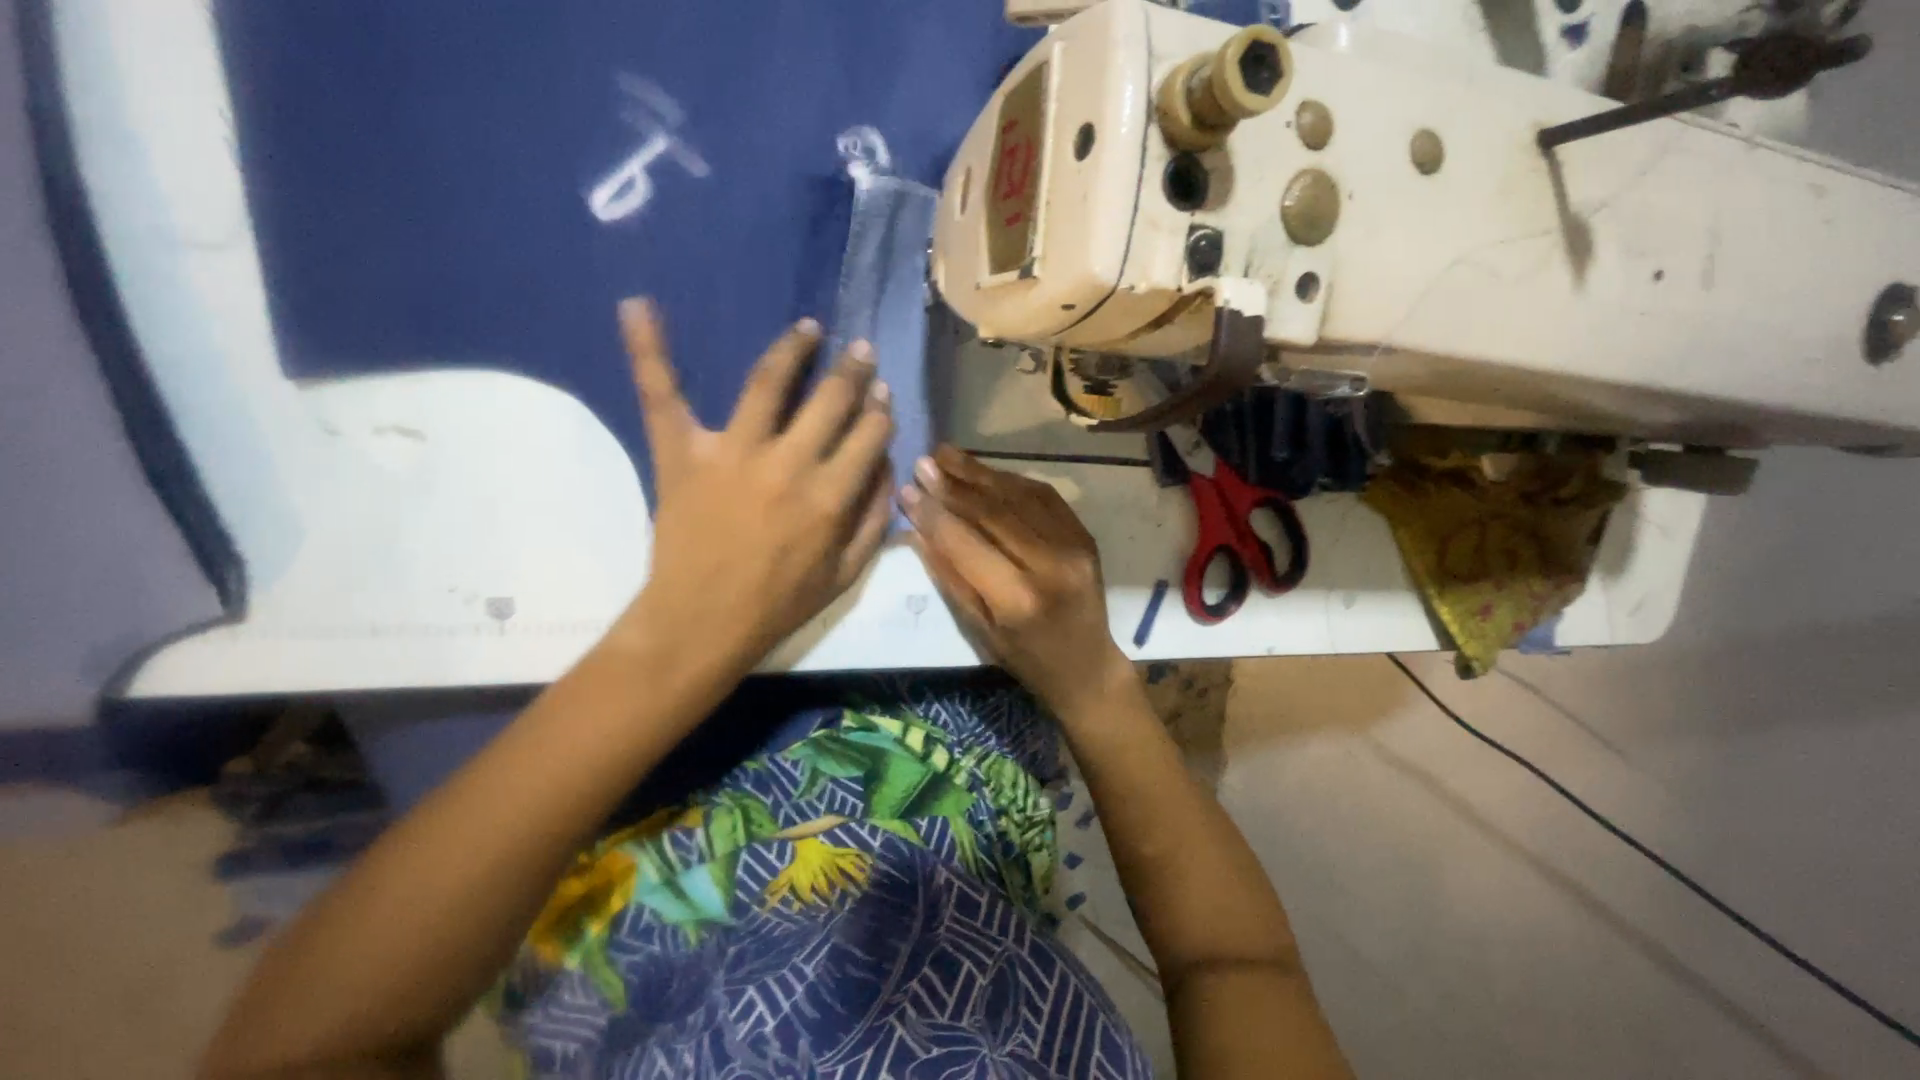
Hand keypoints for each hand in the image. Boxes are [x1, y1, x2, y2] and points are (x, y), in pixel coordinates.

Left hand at [614, 299, 892, 673]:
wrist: (701, 623)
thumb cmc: (778, 605)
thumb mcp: (845, 575)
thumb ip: (874, 519)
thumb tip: (888, 466)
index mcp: (830, 497)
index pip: (868, 435)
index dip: (880, 410)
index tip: (883, 395)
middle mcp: (788, 464)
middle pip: (831, 400)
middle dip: (854, 372)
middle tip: (862, 352)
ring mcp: (732, 452)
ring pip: (768, 382)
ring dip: (794, 348)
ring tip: (809, 329)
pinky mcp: (681, 453)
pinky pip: (662, 394)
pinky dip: (648, 349)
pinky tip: (636, 305)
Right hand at [901, 445, 1130, 717]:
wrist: (1087, 667)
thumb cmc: (1025, 659)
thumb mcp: (978, 628)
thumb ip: (949, 575)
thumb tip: (917, 527)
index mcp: (1017, 599)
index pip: (966, 543)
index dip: (933, 514)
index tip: (906, 490)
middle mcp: (1049, 565)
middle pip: (992, 512)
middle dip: (952, 485)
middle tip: (922, 463)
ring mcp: (1073, 546)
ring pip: (1018, 497)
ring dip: (979, 473)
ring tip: (947, 456)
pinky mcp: (1084, 535)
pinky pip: (1043, 497)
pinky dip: (1010, 481)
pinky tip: (984, 472)